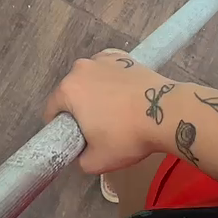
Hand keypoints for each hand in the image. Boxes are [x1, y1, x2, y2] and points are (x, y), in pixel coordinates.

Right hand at [44, 49, 170, 174]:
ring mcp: (103, 58)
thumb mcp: (95, 162)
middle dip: (78, 109)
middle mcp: (81, 68)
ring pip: (90, 79)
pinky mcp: (123, 55)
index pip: (52, 110)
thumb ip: (78, 158)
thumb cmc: (127, 136)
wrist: (166, 112)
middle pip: (70, 92)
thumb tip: (80, 152)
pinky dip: (111, 79)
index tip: (74, 138)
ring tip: (114, 111)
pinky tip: (123, 94)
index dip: (59, 128)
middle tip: (96, 128)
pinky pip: (108, 69)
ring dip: (94, 92)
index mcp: (68, 90)